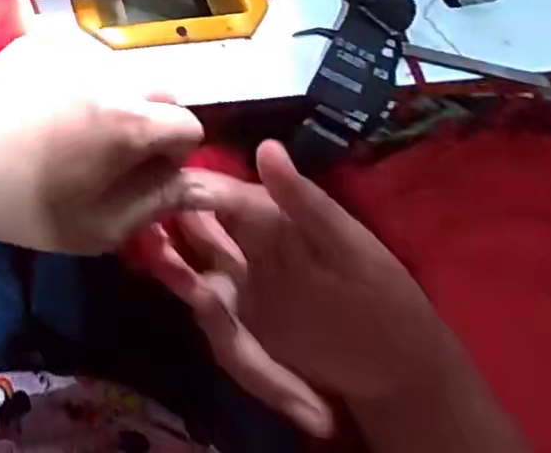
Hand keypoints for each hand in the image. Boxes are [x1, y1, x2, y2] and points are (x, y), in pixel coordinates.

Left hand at [0, 33, 205, 254]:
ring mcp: (70, 46)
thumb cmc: (20, 202)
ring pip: (119, 70)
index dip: (173, 155)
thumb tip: (190, 182)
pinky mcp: (39, 37)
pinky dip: (78, 76)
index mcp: (127, 118)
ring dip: (112, 95)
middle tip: (107, 152)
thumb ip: (155, 201)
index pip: (187, 124)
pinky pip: (81, 55)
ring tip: (69, 125)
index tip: (141, 174)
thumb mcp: (96, 224)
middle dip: (148, 122)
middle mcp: (108, 70)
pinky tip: (42, 102)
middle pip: (157, 90)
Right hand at [132, 141, 472, 438]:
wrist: (404, 370)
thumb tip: (265, 145)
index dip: (170, 195)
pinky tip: (311, 407)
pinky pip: (225, 344)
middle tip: (202, 298)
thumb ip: (304, 199)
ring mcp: (234, 287)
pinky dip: (260, 376)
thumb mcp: (348, 245)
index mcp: (257, 211)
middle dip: (171, 261)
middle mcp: (236, 243)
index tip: (145, 211)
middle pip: (183, 240)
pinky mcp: (240, 329)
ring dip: (224, 332)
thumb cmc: (383, 293)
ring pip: (199, 298)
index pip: (201, 191)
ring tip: (282, 382)